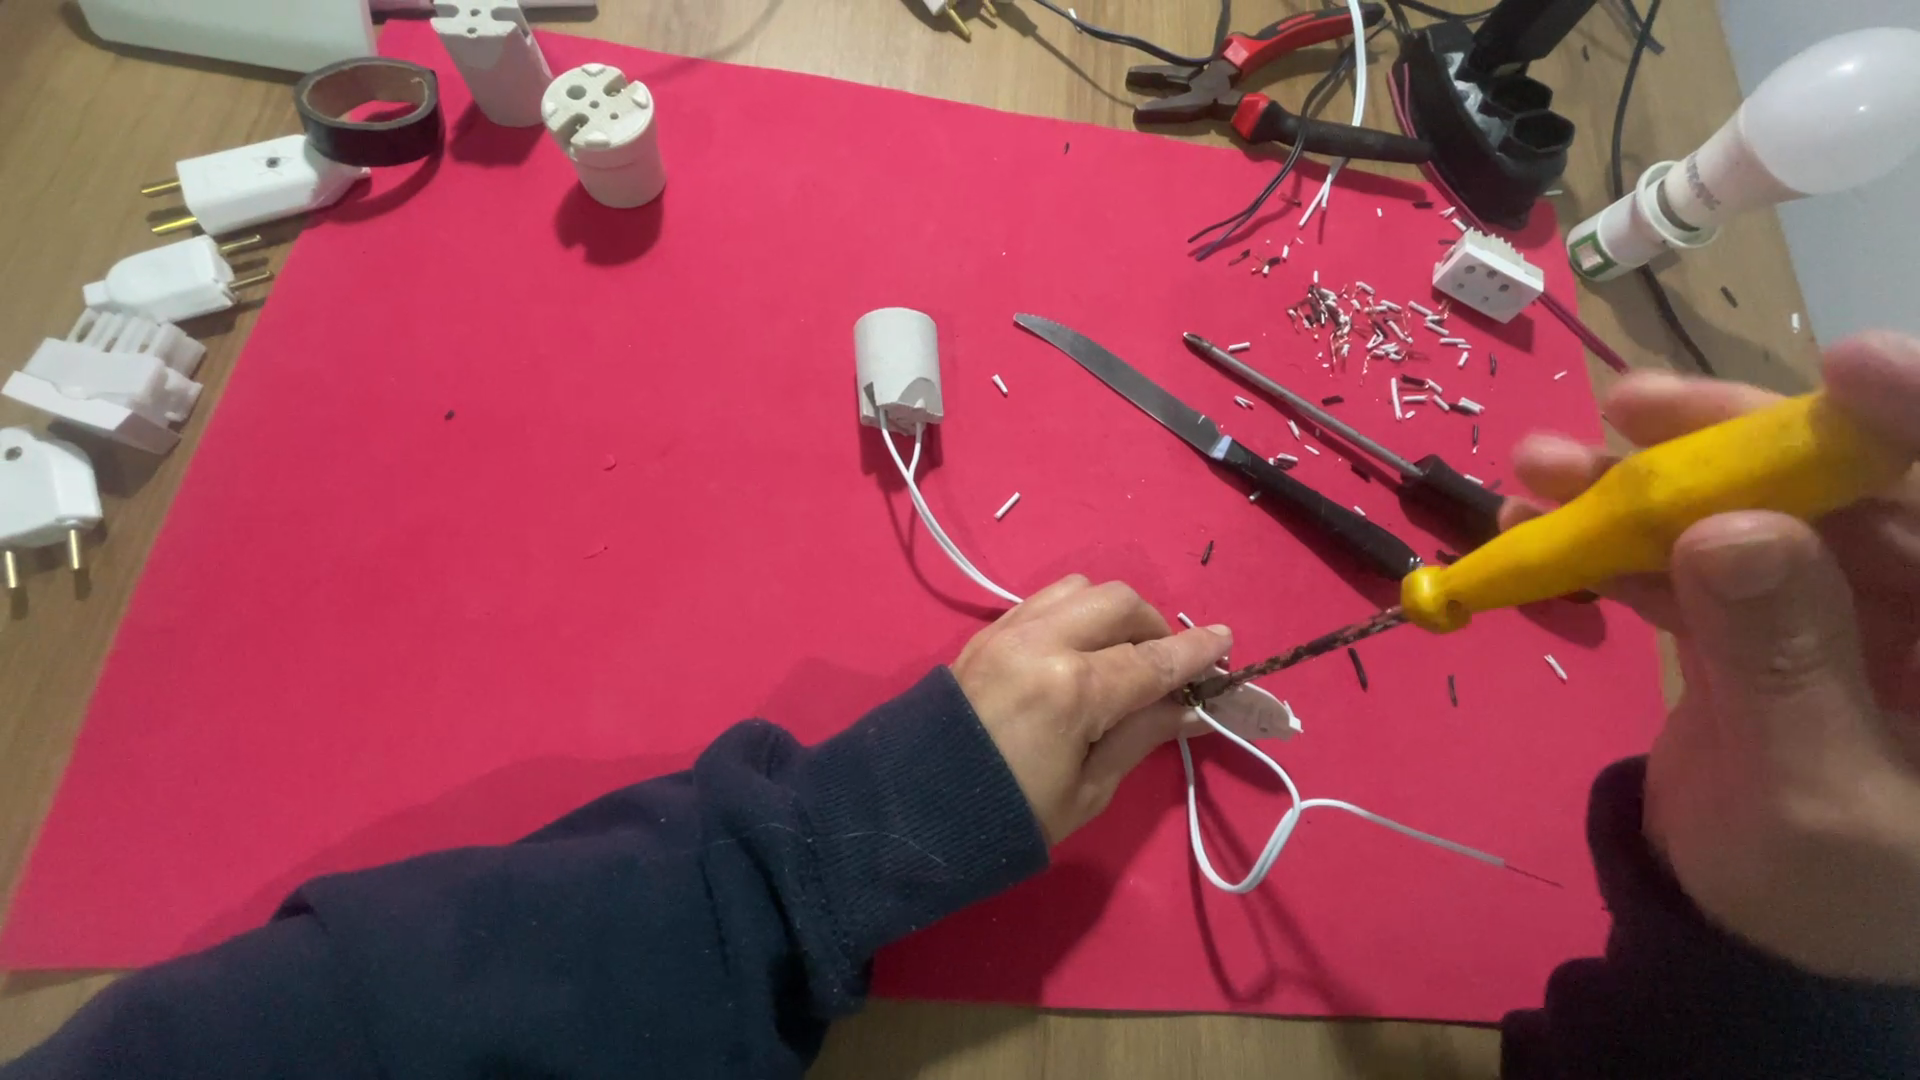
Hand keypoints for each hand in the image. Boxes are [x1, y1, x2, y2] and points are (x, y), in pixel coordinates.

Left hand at [950, 574, 1232, 845]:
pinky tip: (1080, 647)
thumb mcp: (1090, 788)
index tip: (1225, 642)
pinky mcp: (986, 632)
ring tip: (1122, 652)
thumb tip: (1194, 708)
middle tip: (1166, 664)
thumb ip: (1143, 734)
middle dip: (1155, 626)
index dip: (1195, 653)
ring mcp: (1008, 630)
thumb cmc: (1012, 814)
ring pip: (1079, 589)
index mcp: (1072, 688)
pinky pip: (1043, 600)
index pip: (1152, 660)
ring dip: (1113, 612)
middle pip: (1118, 603)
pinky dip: (1075, 613)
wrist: (920, 808)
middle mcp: (1041, 642)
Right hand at [1505, 332, 1919, 982]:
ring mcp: (1826, 609)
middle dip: (1726, 445)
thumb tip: (1731, 529)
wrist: (1755, 930)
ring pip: (1734, 515)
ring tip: (1533, 471)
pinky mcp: (1745, 621)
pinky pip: (1672, 565)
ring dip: (1629, 491)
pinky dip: (1598, 550)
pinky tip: (1534, 544)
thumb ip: (1781, 663)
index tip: (1845, 367)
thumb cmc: (1826, 894)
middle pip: (1838, 489)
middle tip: (1623, 409)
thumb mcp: (1813, 792)